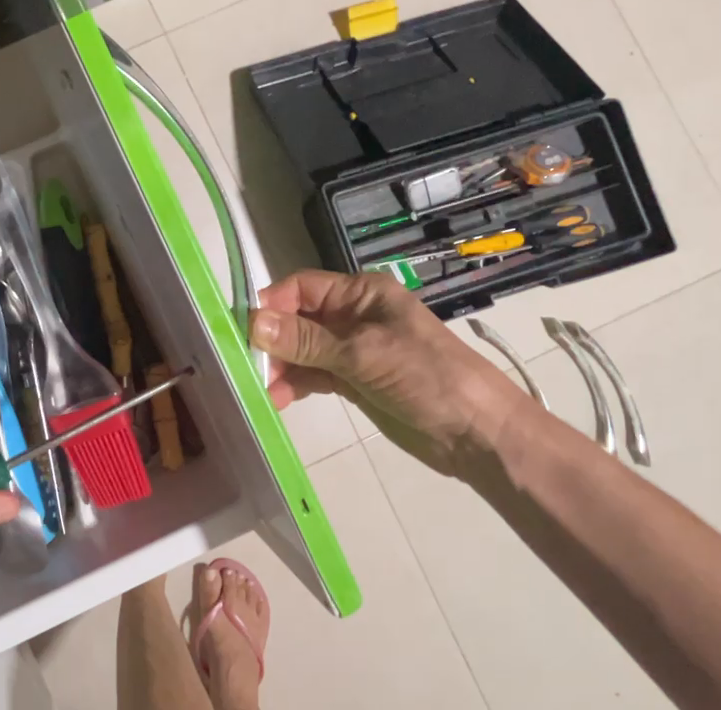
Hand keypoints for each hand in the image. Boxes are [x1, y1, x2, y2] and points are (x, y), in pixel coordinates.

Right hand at [251, 270, 524, 475]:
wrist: (476, 432)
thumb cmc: (425, 376)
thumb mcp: (362, 354)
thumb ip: (306, 340)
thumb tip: (252, 324)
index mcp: (361, 294)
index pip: (301, 288)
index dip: (271, 305)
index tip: (243, 330)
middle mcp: (353, 316)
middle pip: (297, 319)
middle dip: (271, 340)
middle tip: (246, 366)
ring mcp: (353, 349)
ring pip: (301, 350)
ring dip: (280, 367)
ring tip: (262, 390)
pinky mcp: (354, 380)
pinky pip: (313, 375)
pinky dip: (294, 384)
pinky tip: (279, 400)